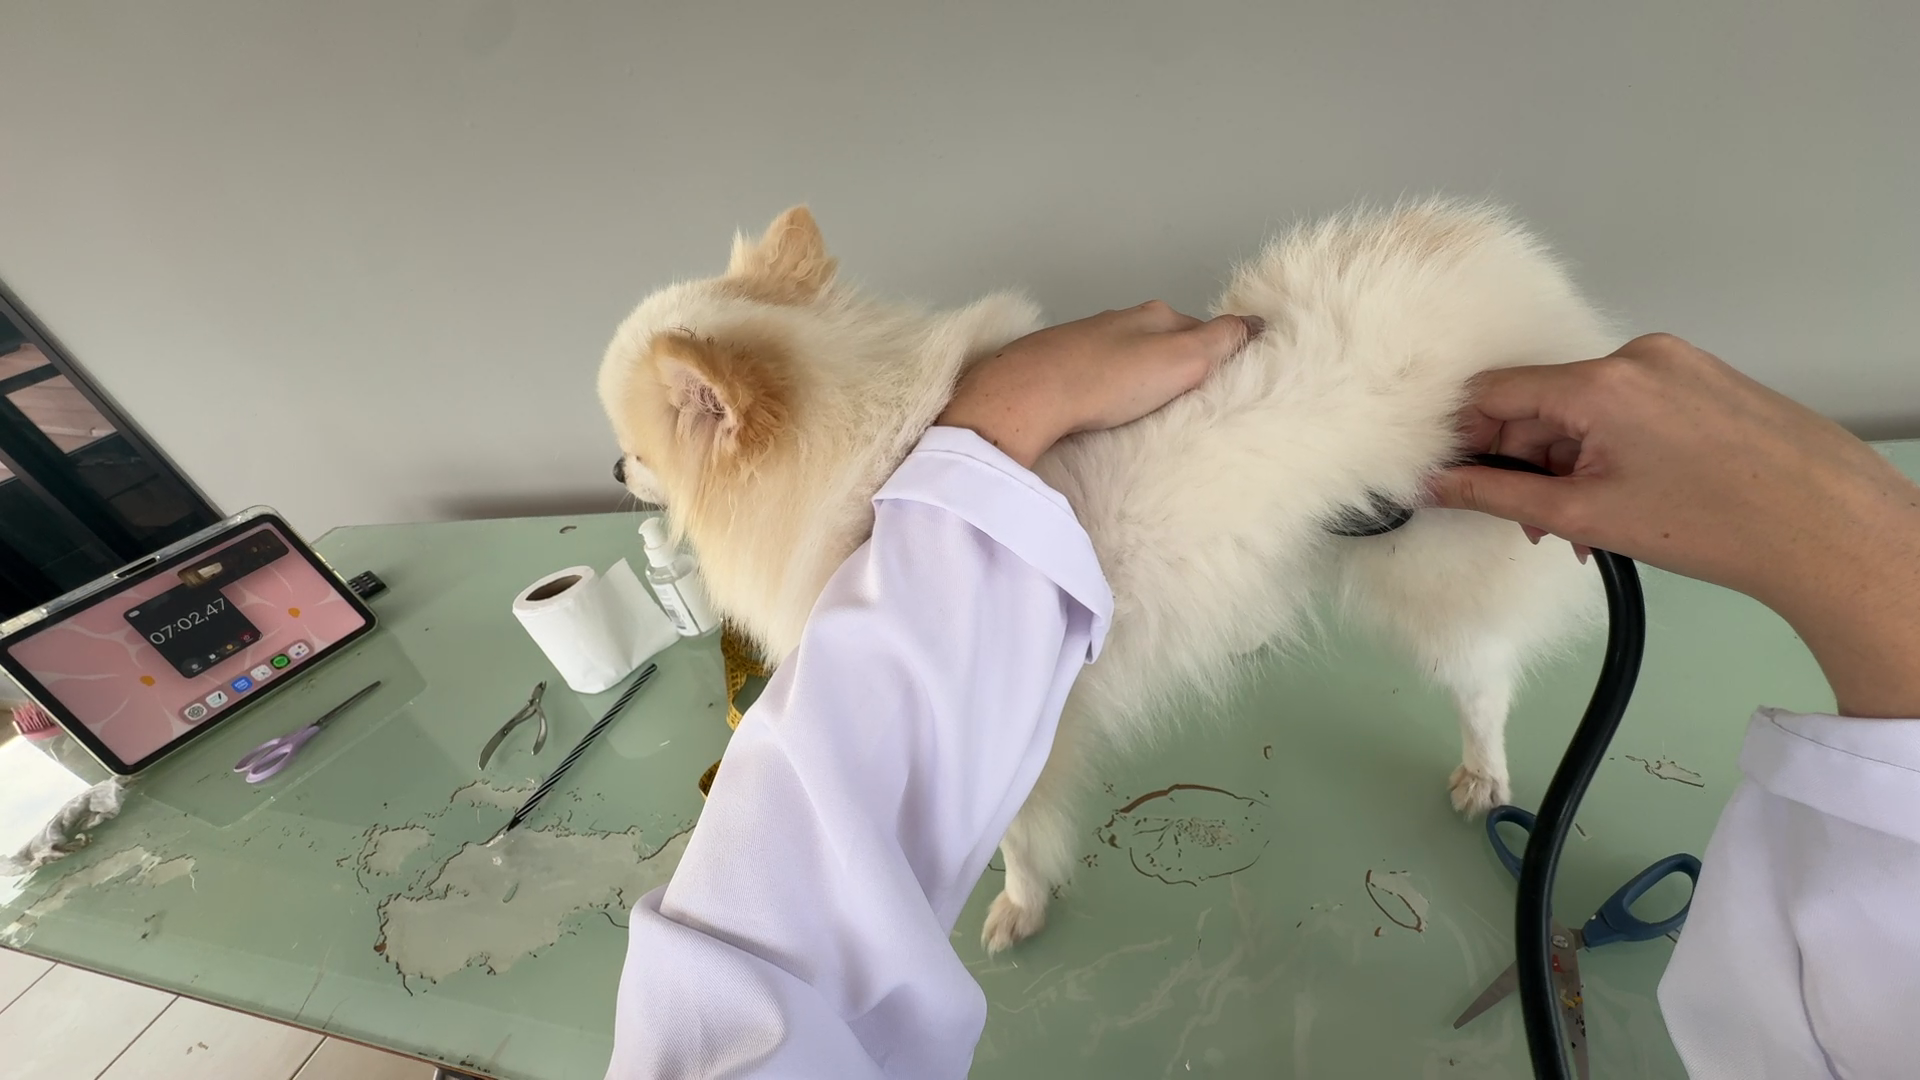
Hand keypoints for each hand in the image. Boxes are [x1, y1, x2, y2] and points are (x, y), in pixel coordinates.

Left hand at [938, 301, 1260, 467]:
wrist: (1030, 392)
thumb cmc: (1109, 380)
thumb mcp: (1181, 360)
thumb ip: (1220, 340)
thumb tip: (1255, 323)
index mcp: (1154, 316)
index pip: (1200, 328)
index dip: (1213, 354)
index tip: (1217, 381)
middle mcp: (1118, 320)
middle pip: (1159, 340)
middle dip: (1172, 364)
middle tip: (1180, 399)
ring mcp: (1082, 340)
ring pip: (1122, 355)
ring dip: (1134, 375)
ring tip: (1140, 406)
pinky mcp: (1053, 364)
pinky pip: (1090, 372)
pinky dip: (1102, 385)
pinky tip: (1099, 406)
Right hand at [1430, 333, 1919, 717]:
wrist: (1840, 536)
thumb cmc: (1716, 524)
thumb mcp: (1578, 514)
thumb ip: (1490, 494)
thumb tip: (1435, 485)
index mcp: (1601, 382)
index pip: (1492, 392)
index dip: (1464, 437)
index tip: (1458, 476)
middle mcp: (1638, 359)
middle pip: (1537, 404)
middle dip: (1518, 461)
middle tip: (1523, 516)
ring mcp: (1676, 366)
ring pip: (1578, 412)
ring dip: (1559, 464)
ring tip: (1571, 521)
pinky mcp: (1702, 381)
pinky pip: (1621, 411)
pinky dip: (1599, 452)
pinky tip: (1608, 497)